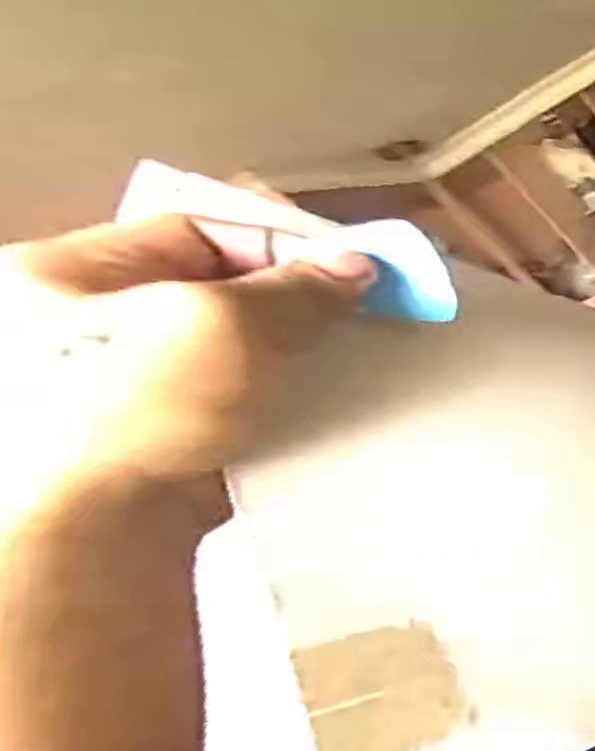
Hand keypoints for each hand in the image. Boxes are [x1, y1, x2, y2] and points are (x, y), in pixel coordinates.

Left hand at [0, 215, 373, 513]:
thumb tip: (360, 264)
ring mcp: (128, 372)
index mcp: (70, 272)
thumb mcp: (226, 324)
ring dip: (306, 342)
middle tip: (368, 311)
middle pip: (226, 286)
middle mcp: (88, 314)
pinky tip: (331, 388)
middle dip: (303, 298)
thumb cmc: (143, 401)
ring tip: (361, 351)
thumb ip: (297, 288)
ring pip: (243, 337)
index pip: (200, 233)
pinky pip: (244, 380)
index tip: (357, 271)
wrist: (101, 517)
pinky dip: (292, 380)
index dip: (284, 246)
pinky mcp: (170, 418)